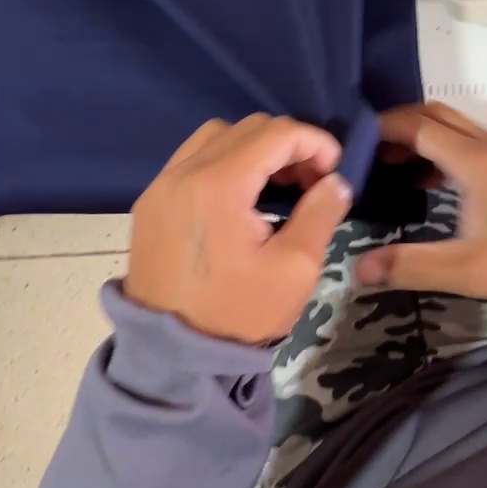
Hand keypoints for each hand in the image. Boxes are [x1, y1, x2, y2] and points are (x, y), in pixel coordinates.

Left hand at [123, 115, 353, 343]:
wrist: (168, 359)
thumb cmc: (236, 314)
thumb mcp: (294, 269)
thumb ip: (320, 213)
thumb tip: (335, 180)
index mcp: (219, 184)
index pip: (276, 133)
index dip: (315, 142)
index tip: (335, 169)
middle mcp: (184, 171)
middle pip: (248, 128)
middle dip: (289, 145)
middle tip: (312, 181)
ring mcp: (161, 185)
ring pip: (217, 135)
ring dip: (255, 148)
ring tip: (278, 184)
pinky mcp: (151, 202)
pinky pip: (193, 158)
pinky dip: (225, 161)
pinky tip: (243, 194)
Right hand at [355, 104, 486, 306]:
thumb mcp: (463, 270)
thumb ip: (410, 265)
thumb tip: (359, 268)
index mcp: (476, 162)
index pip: (421, 126)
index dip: (386, 127)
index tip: (355, 139)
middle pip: (436, 115)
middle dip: (399, 125)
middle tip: (367, 148)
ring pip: (452, 126)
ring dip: (419, 135)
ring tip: (387, 162)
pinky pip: (466, 141)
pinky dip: (439, 148)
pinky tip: (423, 179)